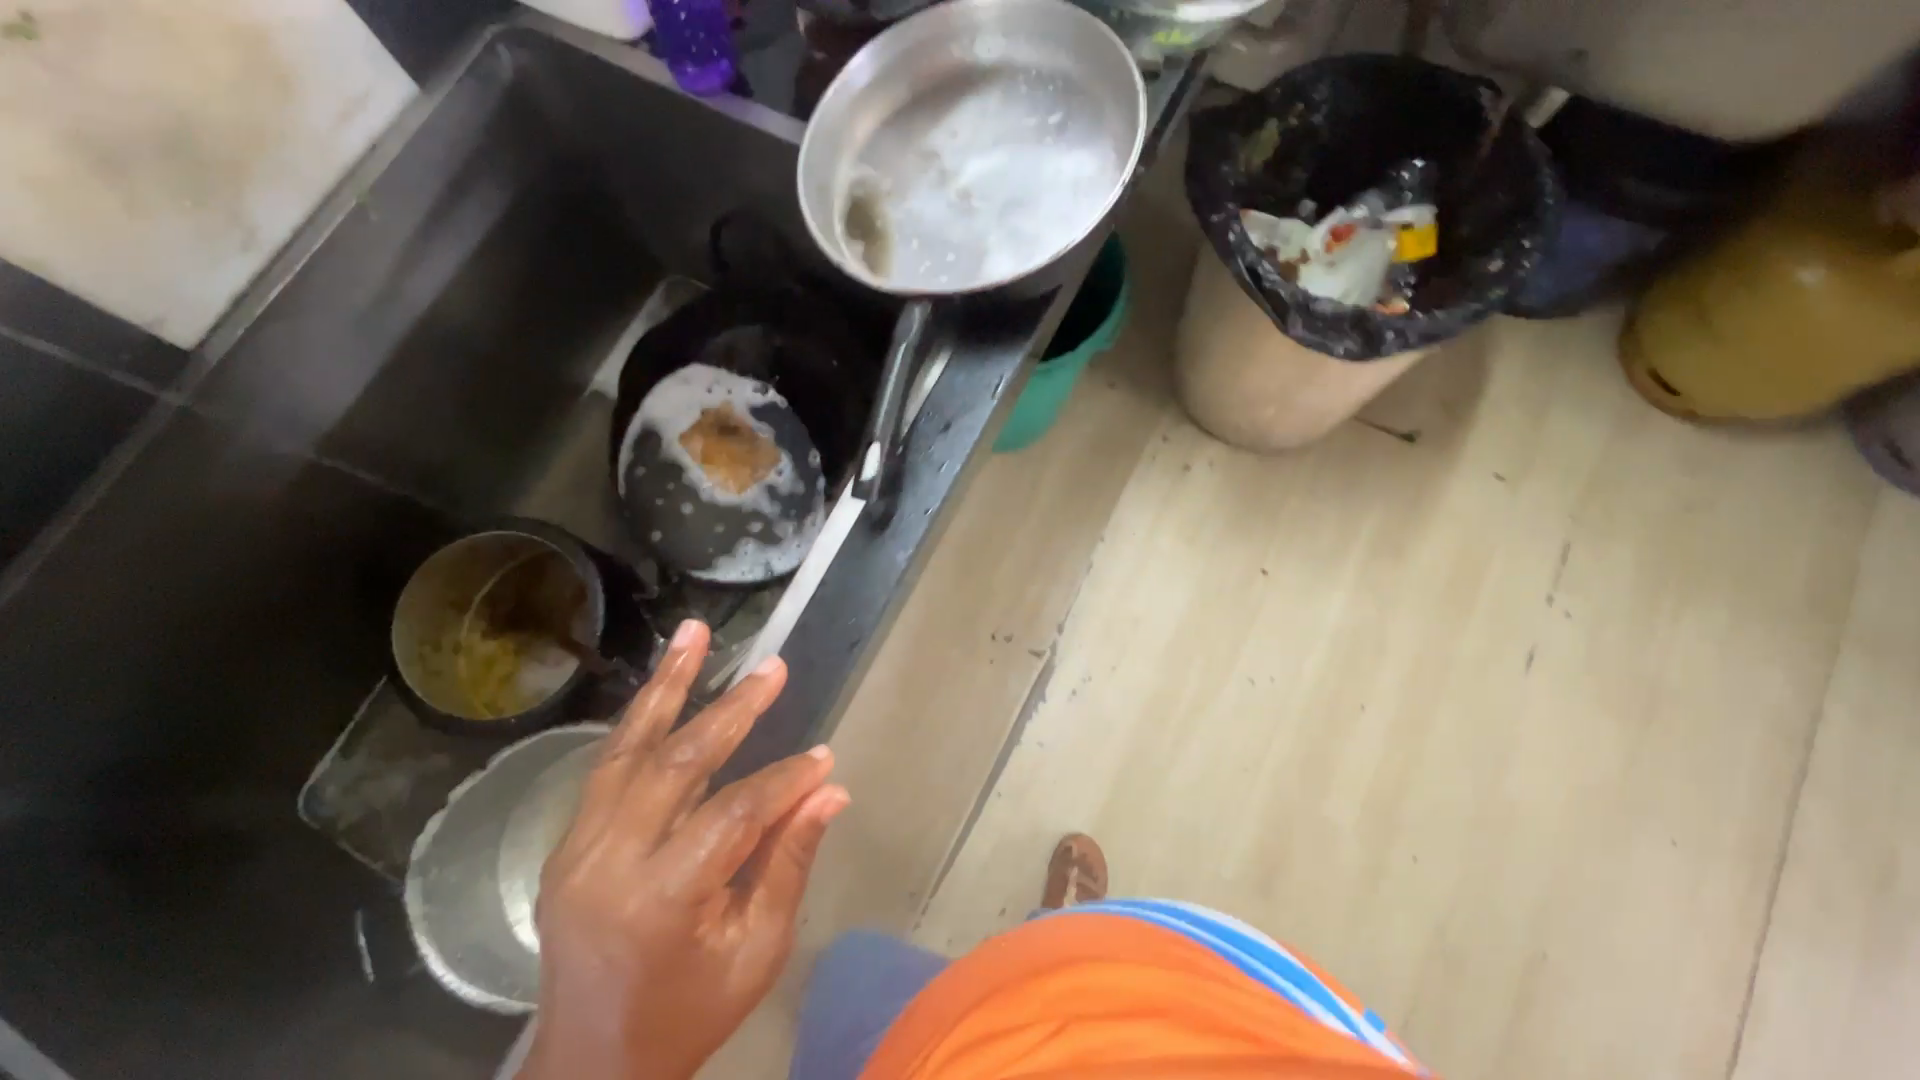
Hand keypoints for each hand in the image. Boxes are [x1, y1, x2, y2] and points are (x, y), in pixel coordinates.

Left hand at [518, 620, 848, 1079]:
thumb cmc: (688, 1011)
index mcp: (660, 900)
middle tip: (772, 668)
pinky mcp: (566, 844)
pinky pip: (606, 769)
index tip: (823, 758)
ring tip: (693, 634)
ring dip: (665, 687)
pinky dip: (639, 724)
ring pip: (625, 750)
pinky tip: (662, 689)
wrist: (591, 1061)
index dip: (783, 782)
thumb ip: (789, 863)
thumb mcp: (755, 951)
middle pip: (675, 765)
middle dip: (730, 711)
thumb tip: (829, 788)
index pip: (733, 816)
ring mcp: (576, 848)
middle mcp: (608, 862)